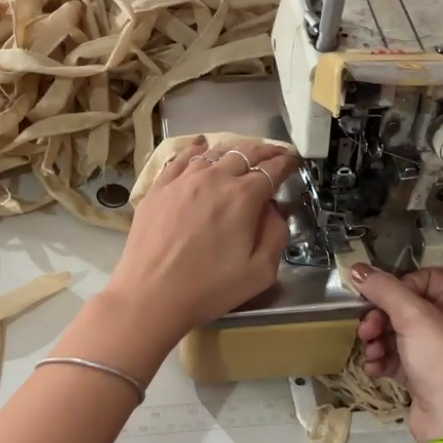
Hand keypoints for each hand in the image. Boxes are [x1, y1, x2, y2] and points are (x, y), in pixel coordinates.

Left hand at [105, 136, 298, 342]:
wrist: (150, 297)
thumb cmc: (208, 289)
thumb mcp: (260, 272)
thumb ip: (276, 235)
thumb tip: (273, 210)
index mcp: (243, 198)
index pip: (271, 170)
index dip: (286, 163)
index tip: (293, 161)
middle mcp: (213, 179)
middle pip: (244, 153)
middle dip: (264, 151)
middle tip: (274, 153)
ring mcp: (182, 181)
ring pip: (214, 152)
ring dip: (234, 150)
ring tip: (243, 153)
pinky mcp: (158, 189)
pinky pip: (180, 158)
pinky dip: (197, 148)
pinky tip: (201, 145)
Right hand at [349, 266, 442, 441]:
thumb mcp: (414, 319)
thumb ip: (385, 290)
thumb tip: (357, 269)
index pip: (428, 278)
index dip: (400, 285)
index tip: (380, 298)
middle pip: (409, 307)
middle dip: (382, 316)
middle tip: (366, 328)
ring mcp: (440, 353)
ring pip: (399, 333)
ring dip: (378, 339)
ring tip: (369, 351)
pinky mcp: (425, 376)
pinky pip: (398, 358)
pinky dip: (383, 360)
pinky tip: (373, 369)